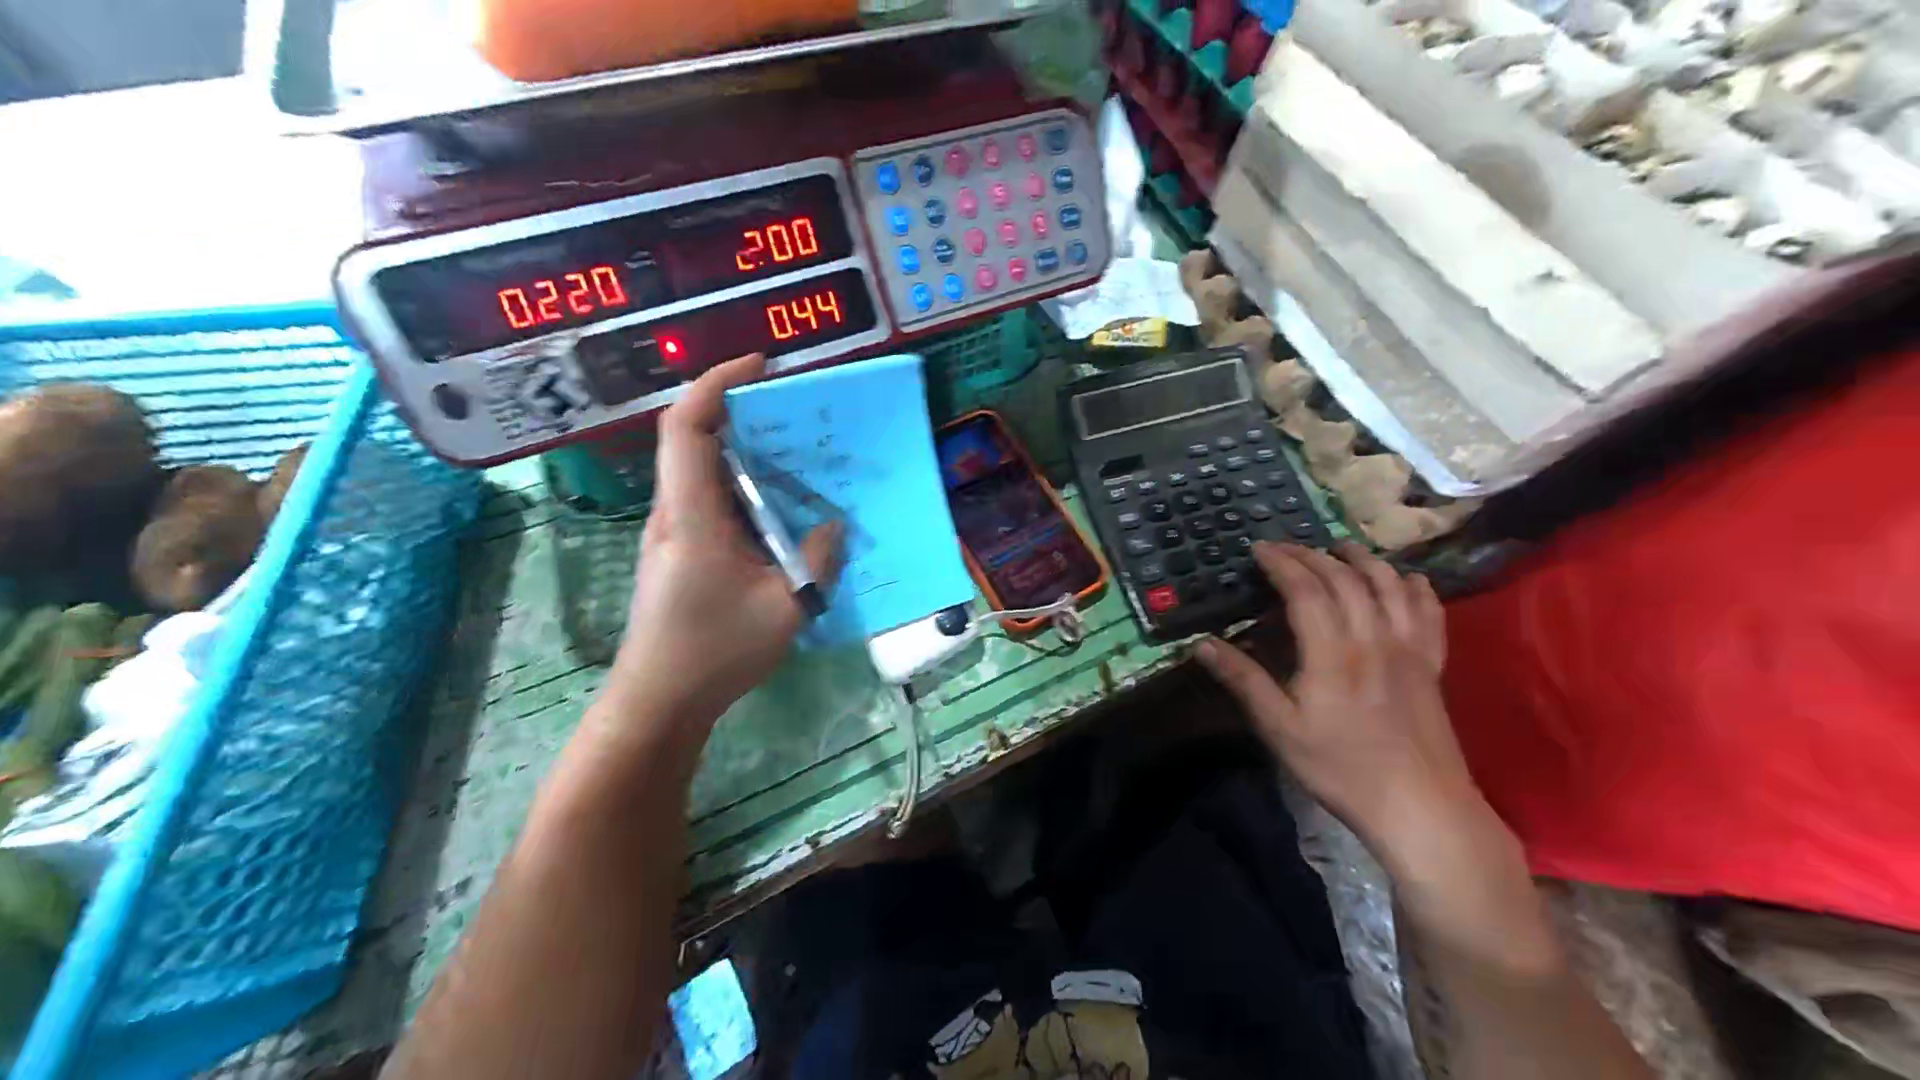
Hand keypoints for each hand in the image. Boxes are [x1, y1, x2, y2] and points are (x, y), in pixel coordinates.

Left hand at [612, 354, 841, 726]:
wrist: (660, 699)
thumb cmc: (716, 652)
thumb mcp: (784, 608)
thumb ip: (816, 560)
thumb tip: (833, 526)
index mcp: (692, 516)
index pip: (687, 428)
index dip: (716, 384)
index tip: (759, 365)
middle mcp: (676, 512)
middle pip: (696, 439)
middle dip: (742, 411)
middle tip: (797, 410)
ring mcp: (676, 531)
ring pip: (706, 470)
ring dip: (748, 452)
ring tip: (800, 455)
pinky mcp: (684, 550)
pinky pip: (715, 501)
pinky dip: (748, 488)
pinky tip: (784, 509)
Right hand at [1194, 541, 1485, 860]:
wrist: (1421, 806)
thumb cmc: (1342, 768)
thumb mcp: (1280, 728)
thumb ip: (1243, 681)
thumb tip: (1201, 644)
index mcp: (1333, 652)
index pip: (1306, 589)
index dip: (1281, 563)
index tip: (1258, 550)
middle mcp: (1373, 638)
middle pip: (1345, 579)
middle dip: (1312, 555)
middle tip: (1286, 548)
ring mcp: (1409, 649)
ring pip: (1389, 585)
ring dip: (1363, 560)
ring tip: (1340, 548)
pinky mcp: (1433, 665)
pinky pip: (1429, 613)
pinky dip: (1415, 588)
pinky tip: (1406, 579)